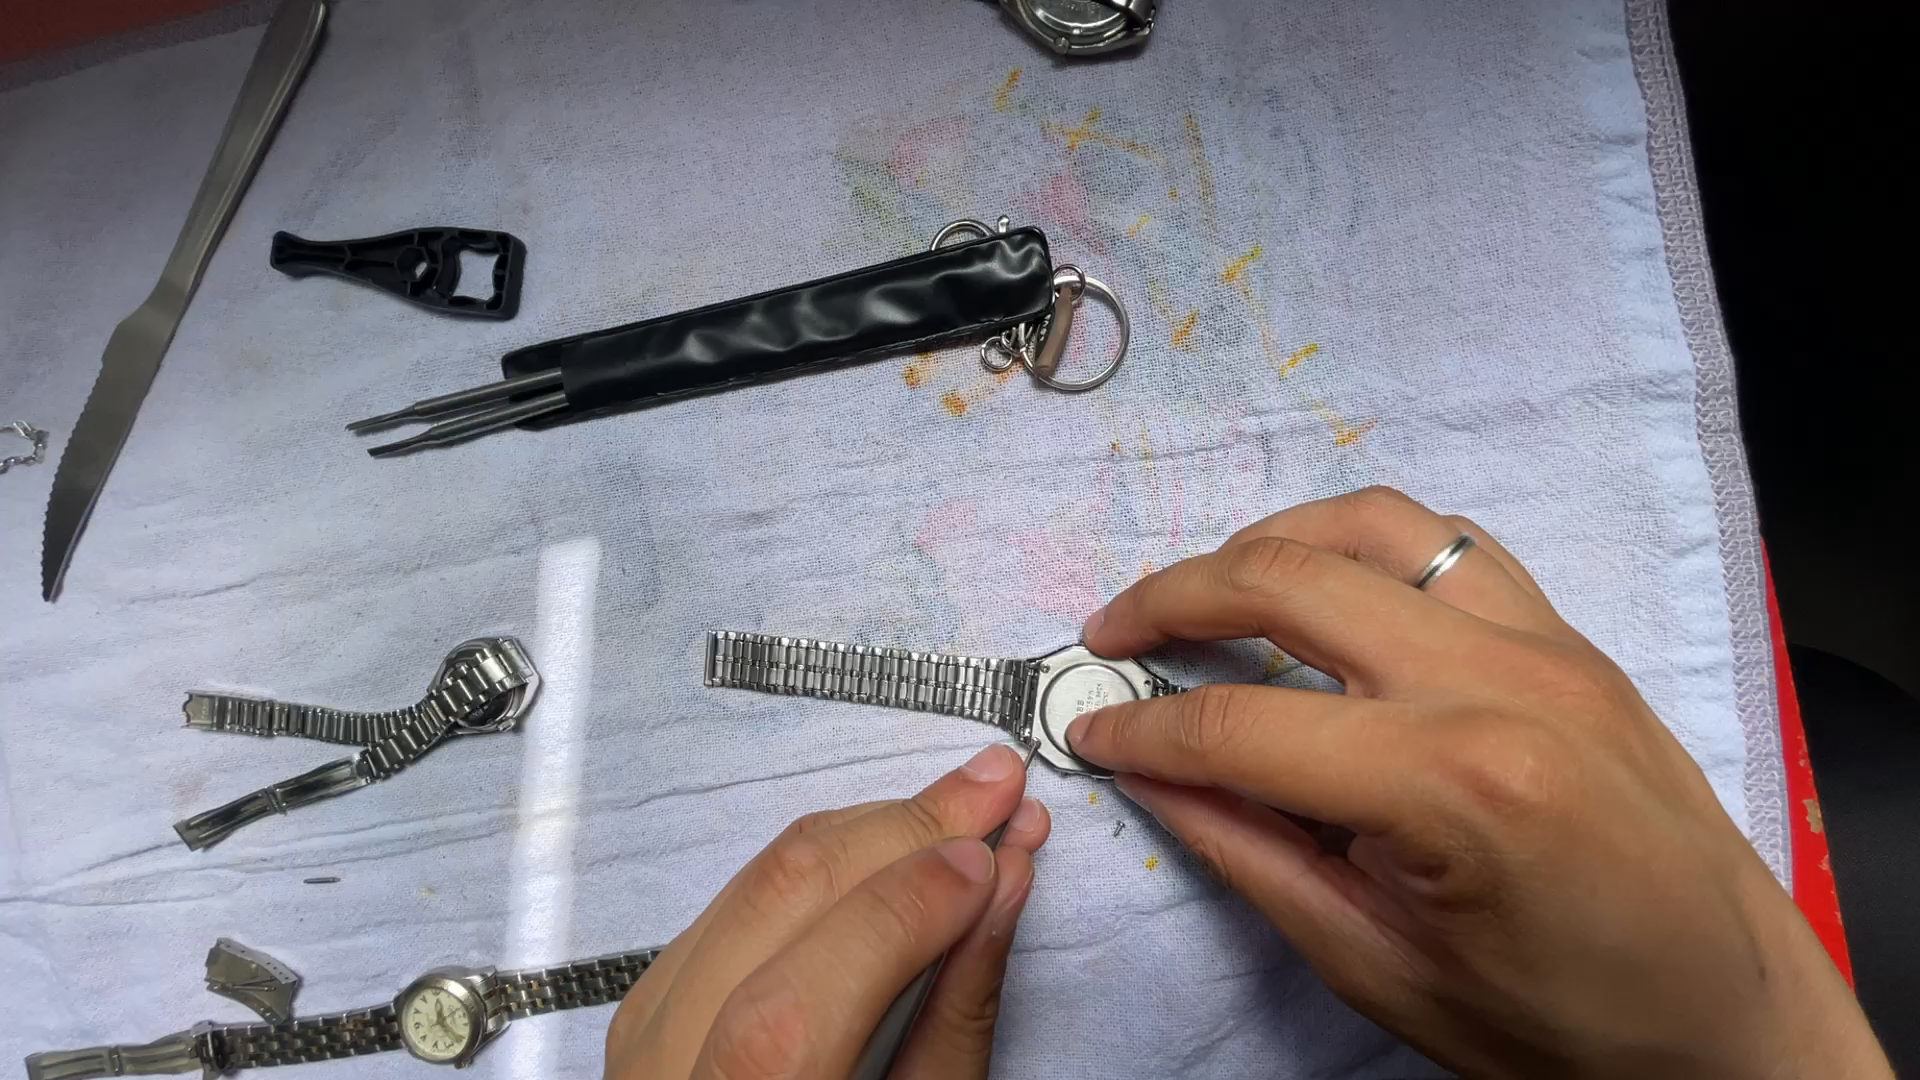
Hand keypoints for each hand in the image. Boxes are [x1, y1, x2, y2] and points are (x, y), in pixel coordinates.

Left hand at [605, 743, 1050, 1079]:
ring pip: (771, 866)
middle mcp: (658, 1057)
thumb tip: (1006, 878)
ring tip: (965, 800)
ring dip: (881, 822)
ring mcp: (654, 1005)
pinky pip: (759, 878)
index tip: (996, 853)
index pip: (797, 1004)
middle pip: (783, 895)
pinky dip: (843, 845)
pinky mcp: (667, 971)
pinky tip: (901, 836)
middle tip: (997, 781)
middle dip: (908, 825)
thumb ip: (958, 1011)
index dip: (905, 913)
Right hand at [1068, 487, 1889, 1078]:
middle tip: (1110, 631)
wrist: (1741, 1034)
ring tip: (1203, 589)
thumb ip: (1236, 844)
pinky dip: (1349, 540)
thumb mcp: (1364, 958)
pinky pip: (1437, 537)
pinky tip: (1318, 582)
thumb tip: (1139, 769)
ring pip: (1363, 524)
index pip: (1239, 727)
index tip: (1088, 730)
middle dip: (1167, 600)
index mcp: (1451, 786)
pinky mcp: (1563, 630)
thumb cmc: (1548, 1025)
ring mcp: (1541, 637)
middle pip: (1284, 584)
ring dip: (1257, 545)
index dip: (1142, 730)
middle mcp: (1496, 679)